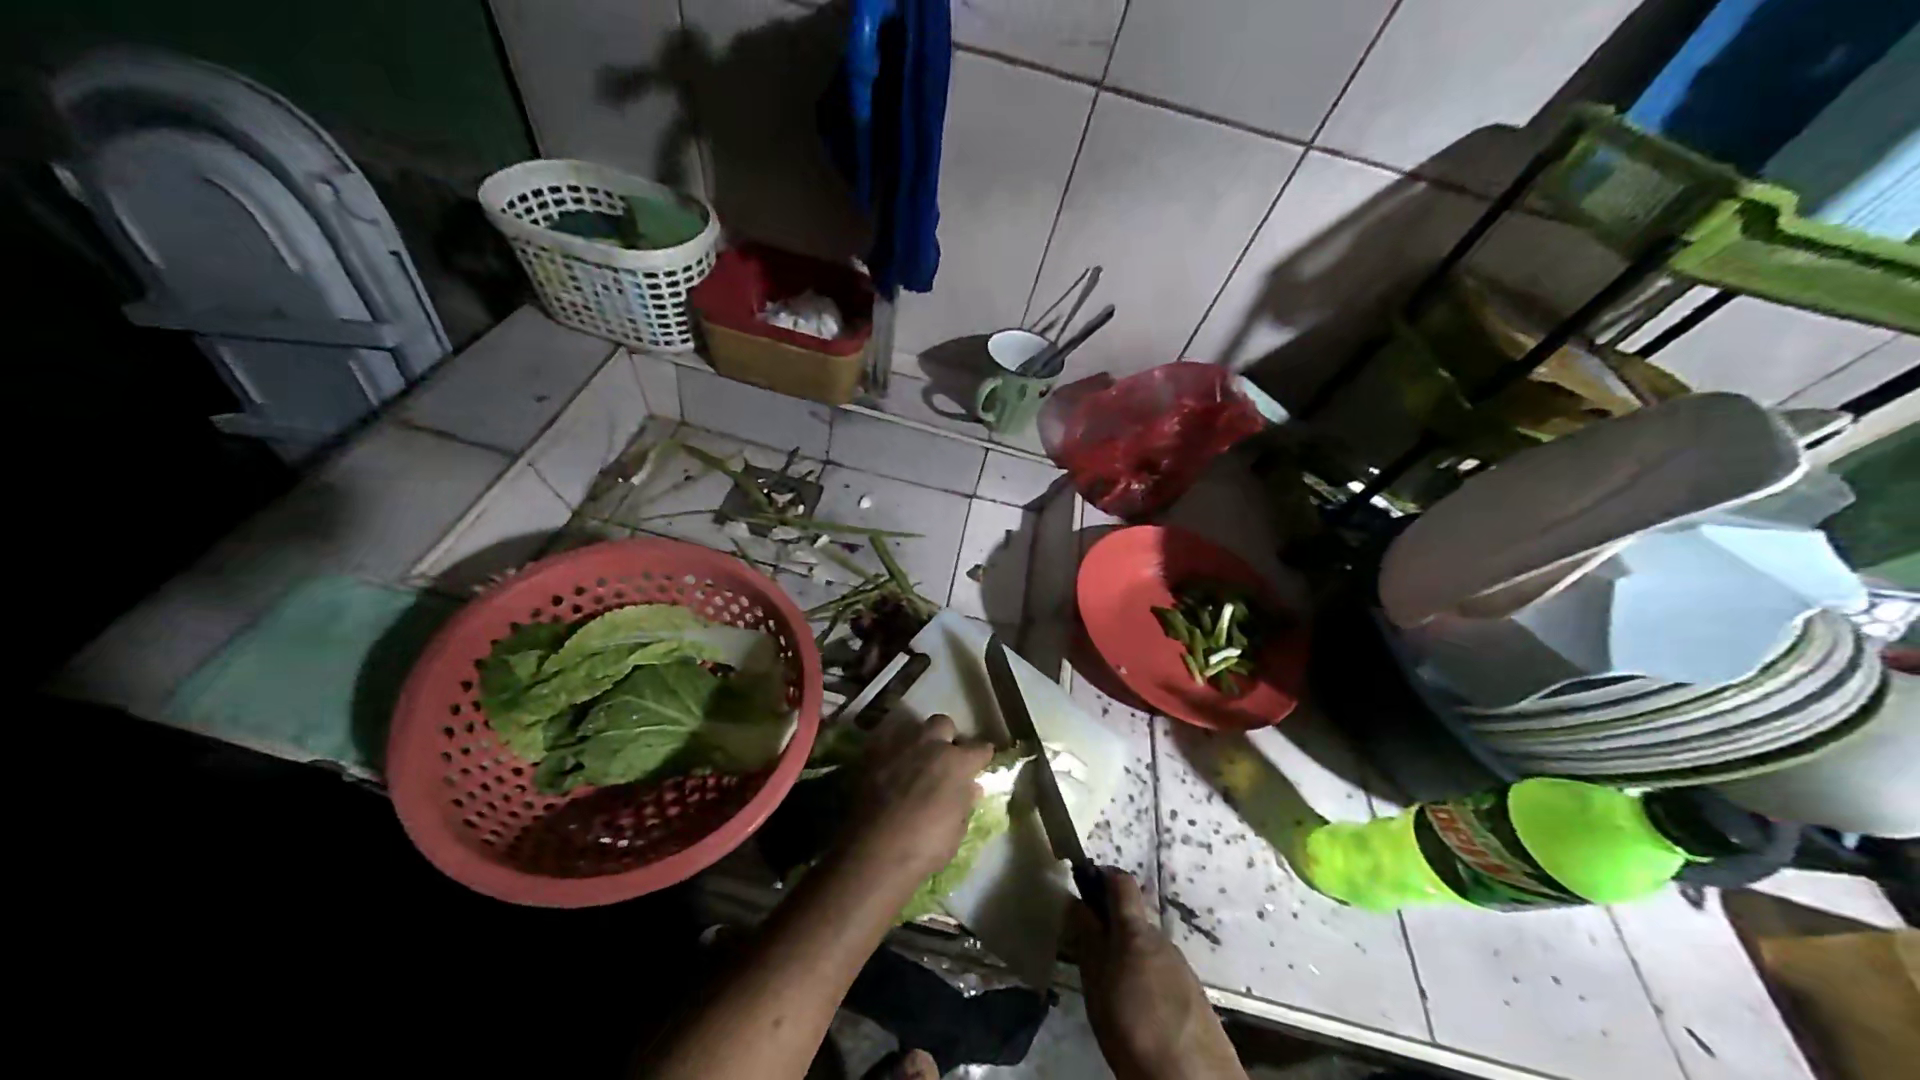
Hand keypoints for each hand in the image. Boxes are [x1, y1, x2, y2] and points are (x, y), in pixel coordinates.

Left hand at [837, 713, 992, 889]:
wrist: (874, 852)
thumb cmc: (924, 847)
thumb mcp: (957, 831)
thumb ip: (964, 802)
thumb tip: (970, 787)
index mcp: (956, 763)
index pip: (980, 748)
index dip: (981, 757)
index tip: (980, 764)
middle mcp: (929, 745)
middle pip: (943, 724)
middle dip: (946, 737)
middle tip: (943, 758)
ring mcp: (898, 746)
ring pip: (913, 726)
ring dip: (917, 740)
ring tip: (914, 758)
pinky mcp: (871, 754)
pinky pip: (884, 739)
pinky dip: (890, 748)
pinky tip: (888, 764)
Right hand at [1068, 869, 1248, 1079]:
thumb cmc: (1132, 1026)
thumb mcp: (1096, 984)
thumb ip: (1087, 940)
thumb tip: (1076, 902)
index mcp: (1135, 932)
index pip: (1122, 882)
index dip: (1103, 875)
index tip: (1085, 882)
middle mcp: (1162, 940)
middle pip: (1134, 921)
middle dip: (1111, 929)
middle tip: (1089, 953)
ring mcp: (1182, 968)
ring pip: (1148, 950)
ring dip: (1129, 958)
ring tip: (1112, 991)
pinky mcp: (1194, 996)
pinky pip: (1164, 974)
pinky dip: (1148, 982)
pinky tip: (1140, 1013)